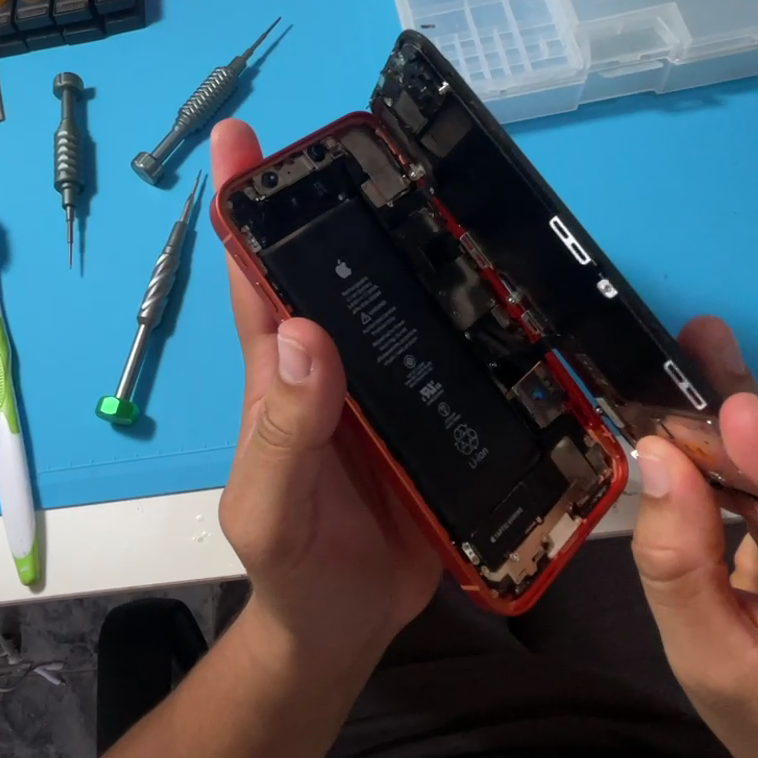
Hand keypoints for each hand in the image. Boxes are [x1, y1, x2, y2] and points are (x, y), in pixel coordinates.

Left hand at [211, 120, 440, 670]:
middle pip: (337, 270)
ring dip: (423, 253)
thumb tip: (304, 332)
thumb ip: (282, 431)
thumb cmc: (291, 566)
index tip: (241, 135)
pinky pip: (456, 355)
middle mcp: (334, 362)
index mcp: (278, 372)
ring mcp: (388, 385)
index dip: (246, 204)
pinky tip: (515, 294)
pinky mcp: (438, 415)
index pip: (255, 275)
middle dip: (348, 203)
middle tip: (384, 144)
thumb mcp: (269, 507)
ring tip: (461, 200)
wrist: (348, 623)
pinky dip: (479, 321)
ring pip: (403, 303)